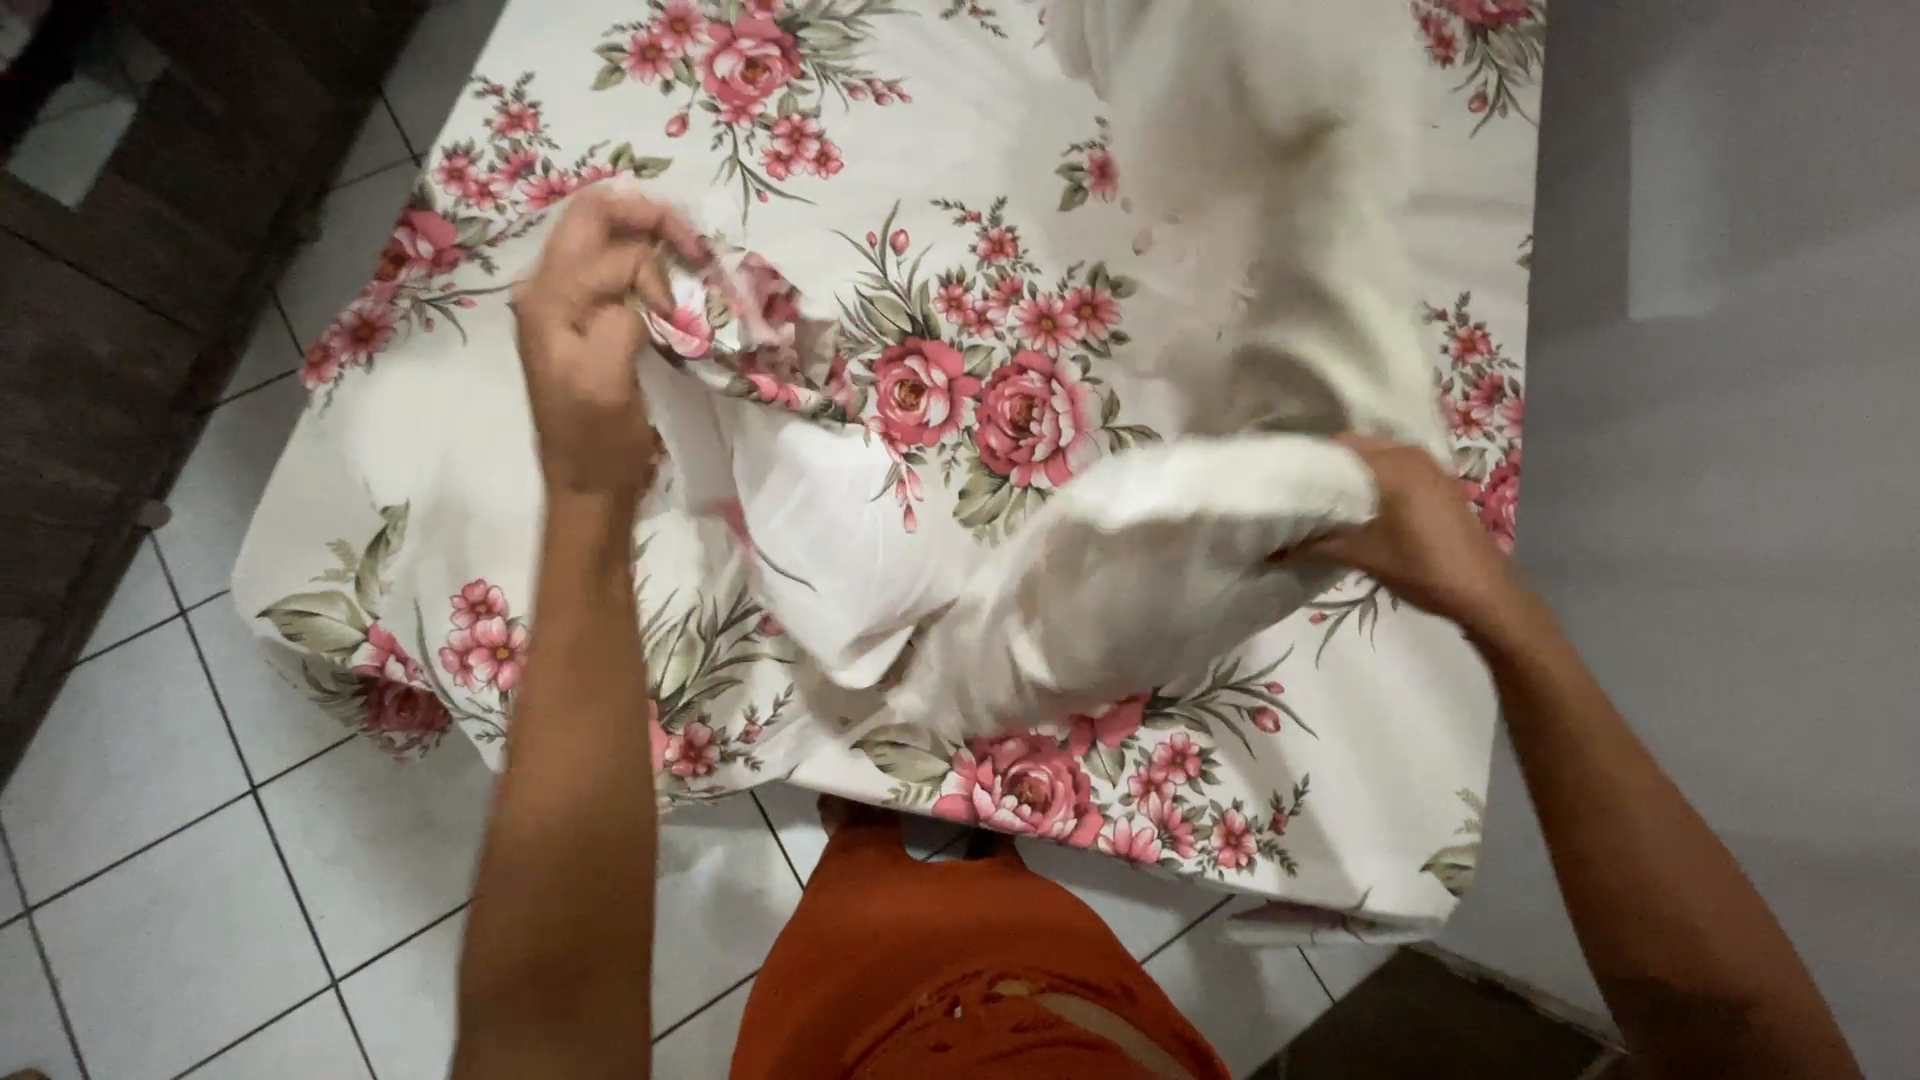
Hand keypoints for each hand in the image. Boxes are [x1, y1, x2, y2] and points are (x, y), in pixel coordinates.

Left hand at [512, 179, 707, 502]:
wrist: (588, 485)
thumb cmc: (597, 441)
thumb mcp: (605, 381)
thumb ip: (620, 320)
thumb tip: (648, 292)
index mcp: (547, 300)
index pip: (610, 249)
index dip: (655, 268)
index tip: (681, 314)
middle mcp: (547, 289)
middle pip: (595, 218)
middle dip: (651, 219)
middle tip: (697, 247)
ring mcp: (565, 303)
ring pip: (605, 238)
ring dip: (651, 238)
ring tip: (691, 260)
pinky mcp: (585, 321)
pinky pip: (613, 270)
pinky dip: (648, 266)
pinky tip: (673, 283)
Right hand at [1289, 434, 1525, 638]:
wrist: (1483, 592)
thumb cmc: (1422, 568)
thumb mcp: (1361, 556)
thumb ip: (1312, 547)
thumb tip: (1268, 553)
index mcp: (1393, 464)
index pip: (1337, 446)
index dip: (1307, 460)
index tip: (1280, 479)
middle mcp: (1411, 455)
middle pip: (1355, 447)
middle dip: (1325, 467)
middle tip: (1294, 491)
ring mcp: (1429, 468)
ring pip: (1374, 458)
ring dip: (1348, 474)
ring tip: (1317, 499)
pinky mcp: (1437, 484)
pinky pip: (1392, 469)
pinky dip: (1369, 481)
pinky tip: (1351, 507)